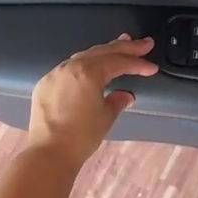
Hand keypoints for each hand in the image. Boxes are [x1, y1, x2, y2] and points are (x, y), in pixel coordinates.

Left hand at [25, 35, 157, 169]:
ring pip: (84, 56)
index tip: (151, 67)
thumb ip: (118, 100)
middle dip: (124, 47)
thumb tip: (125, 95)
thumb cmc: (81, 136)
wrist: (49, 153)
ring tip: (120, 46)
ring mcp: (55, 74)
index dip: (137, 64)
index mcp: (88, 72)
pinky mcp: (45, 84)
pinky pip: (68, 68)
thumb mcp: (106, 117)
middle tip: (143, 44)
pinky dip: (84, 64)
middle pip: (102, 52)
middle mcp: (70, 67)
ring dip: (104, 52)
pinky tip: (92, 65)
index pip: (118, 62)